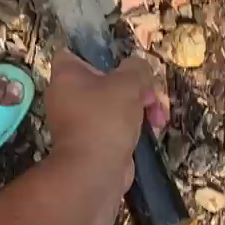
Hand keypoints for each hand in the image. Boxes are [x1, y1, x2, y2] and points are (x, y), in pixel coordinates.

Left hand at [44, 50, 168, 176]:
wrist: (94, 172)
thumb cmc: (105, 119)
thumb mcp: (128, 83)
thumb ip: (137, 68)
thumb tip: (139, 69)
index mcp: (66, 75)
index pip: (73, 52)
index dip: (97, 53)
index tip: (121, 62)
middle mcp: (67, 96)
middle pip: (103, 80)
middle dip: (133, 86)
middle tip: (151, 95)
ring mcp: (78, 121)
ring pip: (112, 103)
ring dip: (138, 107)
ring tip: (158, 118)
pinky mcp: (91, 141)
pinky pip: (113, 125)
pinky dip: (131, 127)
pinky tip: (151, 131)